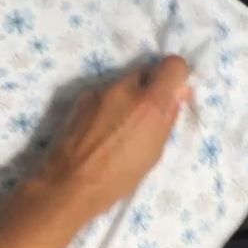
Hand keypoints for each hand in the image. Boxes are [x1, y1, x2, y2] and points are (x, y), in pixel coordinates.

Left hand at [30, 55, 190, 220]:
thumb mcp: (154, 152)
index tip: (171, 93)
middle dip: (148, 88)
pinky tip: (100, 129)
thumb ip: (167, 117)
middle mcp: (124, 89)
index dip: (175, 76)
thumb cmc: (119, 177)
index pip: (173, 64)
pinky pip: (102, 95)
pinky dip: (106, 106)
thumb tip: (178, 93)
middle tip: (145, 114)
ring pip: (121, 84)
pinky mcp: (80, 99)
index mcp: (149, 103)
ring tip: (119, 127)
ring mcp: (98, 92)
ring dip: (126, 98)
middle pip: (144, 72)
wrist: (70, 183)